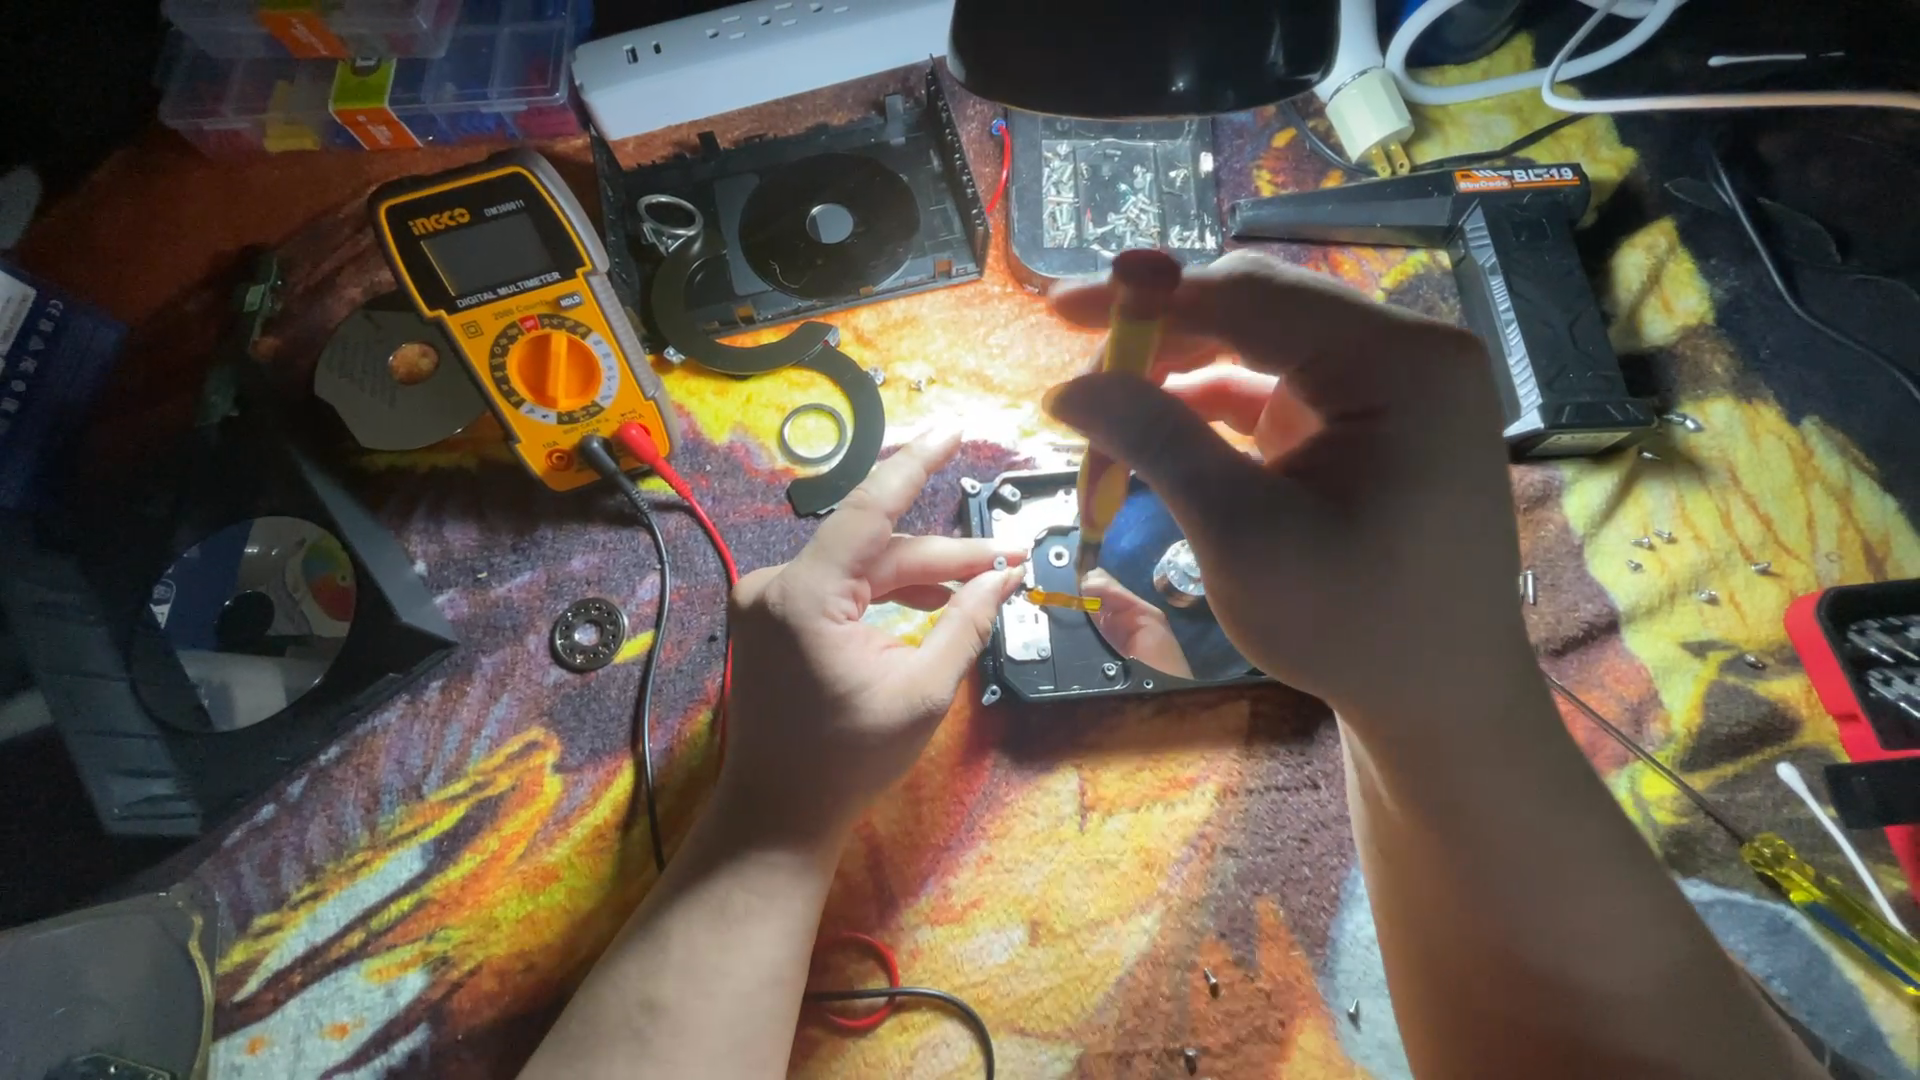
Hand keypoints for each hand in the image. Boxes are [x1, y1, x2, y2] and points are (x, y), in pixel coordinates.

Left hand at [719, 430, 1026, 844]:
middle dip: (943, 555)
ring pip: (860, 567)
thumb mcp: (923, 691)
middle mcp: (776, 582)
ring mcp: (769, 598)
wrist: (778, 811)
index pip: (869, 508)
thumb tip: (1006, 576)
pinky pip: (840, 587)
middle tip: (1003, 562)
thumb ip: (966, 623)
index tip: (953, 430)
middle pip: (875, 548)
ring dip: (917, 574)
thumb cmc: (849, 759)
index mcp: (805, 596)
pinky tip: (928, 603)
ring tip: (975, 585)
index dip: (917, 464)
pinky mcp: (773, 614)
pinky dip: (884, 593)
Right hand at [1046, 251, 1530, 729]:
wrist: (1434, 696)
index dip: (1146, 296)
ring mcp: (1380, 389)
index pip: (1248, 295)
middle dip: (1155, 351)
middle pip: (1249, 315)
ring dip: (1172, 389)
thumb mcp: (1237, 530)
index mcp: (1397, 362)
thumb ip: (1154, 439)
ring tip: (1108, 439)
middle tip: (1081, 393)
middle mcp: (1399, 354)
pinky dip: (1204, 417)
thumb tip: (1065, 389)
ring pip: (1250, 354)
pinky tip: (1153, 444)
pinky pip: (1266, 394)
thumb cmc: (1348, 623)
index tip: (1061, 311)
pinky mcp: (1357, 424)